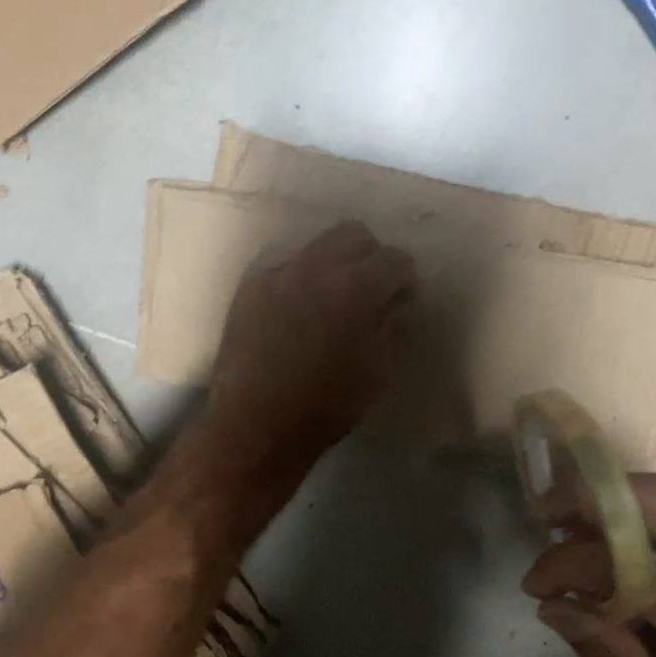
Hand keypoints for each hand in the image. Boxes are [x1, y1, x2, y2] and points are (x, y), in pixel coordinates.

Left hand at [205, 221, 416, 479]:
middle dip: (369, 256)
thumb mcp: (378, 371)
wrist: (255, 422)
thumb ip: (392, 327)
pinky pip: (284, 269)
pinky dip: (300, 282)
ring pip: (315, 248)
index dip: (405, 278)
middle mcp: (315, 267)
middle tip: (371, 290)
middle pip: (352, 234)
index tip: (405, 299)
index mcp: (355, 286)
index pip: (394, 259)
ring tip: (332, 302)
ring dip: (333, 266)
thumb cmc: (326, 404)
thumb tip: (395, 303)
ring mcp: (278, 274)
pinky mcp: (250, 288)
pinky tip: (298, 314)